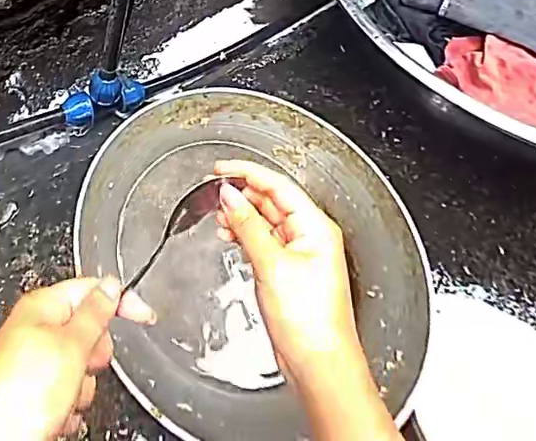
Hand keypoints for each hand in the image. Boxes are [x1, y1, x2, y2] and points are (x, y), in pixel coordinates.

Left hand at [0, 276, 155, 440]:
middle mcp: (34, 332)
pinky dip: (67, 407)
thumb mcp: (71, 346)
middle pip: (88, 331)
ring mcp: (31, 367)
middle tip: (85, 365)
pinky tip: (57, 418)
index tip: (145, 315)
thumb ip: (95, 312)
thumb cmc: (16, 400)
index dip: (123, 300)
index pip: (93, 289)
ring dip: (81, 386)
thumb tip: (112, 284)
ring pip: (79, 367)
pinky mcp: (29, 399)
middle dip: (95, 354)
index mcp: (42, 307)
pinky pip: (65, 394)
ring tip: (63, 399)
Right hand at [212, 160, 396, 440]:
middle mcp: (310, 234)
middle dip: (243, 193)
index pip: (278, 185)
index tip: (222, 168)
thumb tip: (230, 196)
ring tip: (218, 214)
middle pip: (273, 200)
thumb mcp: (272, 266)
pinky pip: (265, 241)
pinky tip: (231, 235)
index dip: (248, 172)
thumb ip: (248, 227)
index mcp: (315, 225)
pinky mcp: (290, 271)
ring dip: (242, 215)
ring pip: (267, 220)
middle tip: (215, 190)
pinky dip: (247, 235)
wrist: (320, 367)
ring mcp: (300, 253)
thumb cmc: (310, 322)